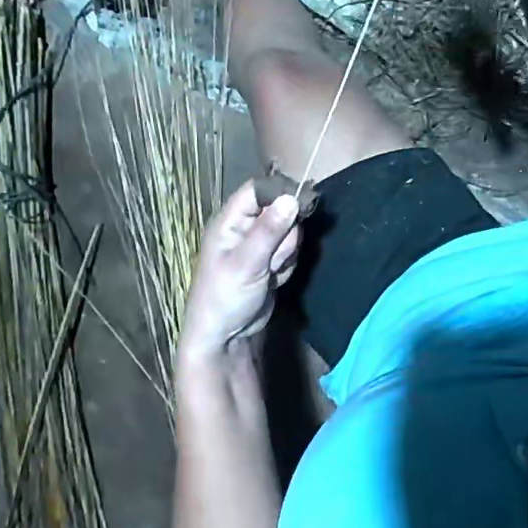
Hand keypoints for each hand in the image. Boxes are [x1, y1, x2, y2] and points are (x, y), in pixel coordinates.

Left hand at [176, 182, 301, 367]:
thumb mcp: (246, 263)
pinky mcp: (270, 261)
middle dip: (285, 234)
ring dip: (286, 254)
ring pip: (289, 233)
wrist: (225, 338)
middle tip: (273, 257)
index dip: (280, 192)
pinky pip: (290, 252)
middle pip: (280, 211)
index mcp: (230, 221)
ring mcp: (259, 245)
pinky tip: (273, 281)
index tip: (303, 202)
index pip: (258, 190)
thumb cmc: (224, 297)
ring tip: (269, 273)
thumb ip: (269, 231)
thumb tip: (292, 198)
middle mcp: (244, 228)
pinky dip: (286, 267)